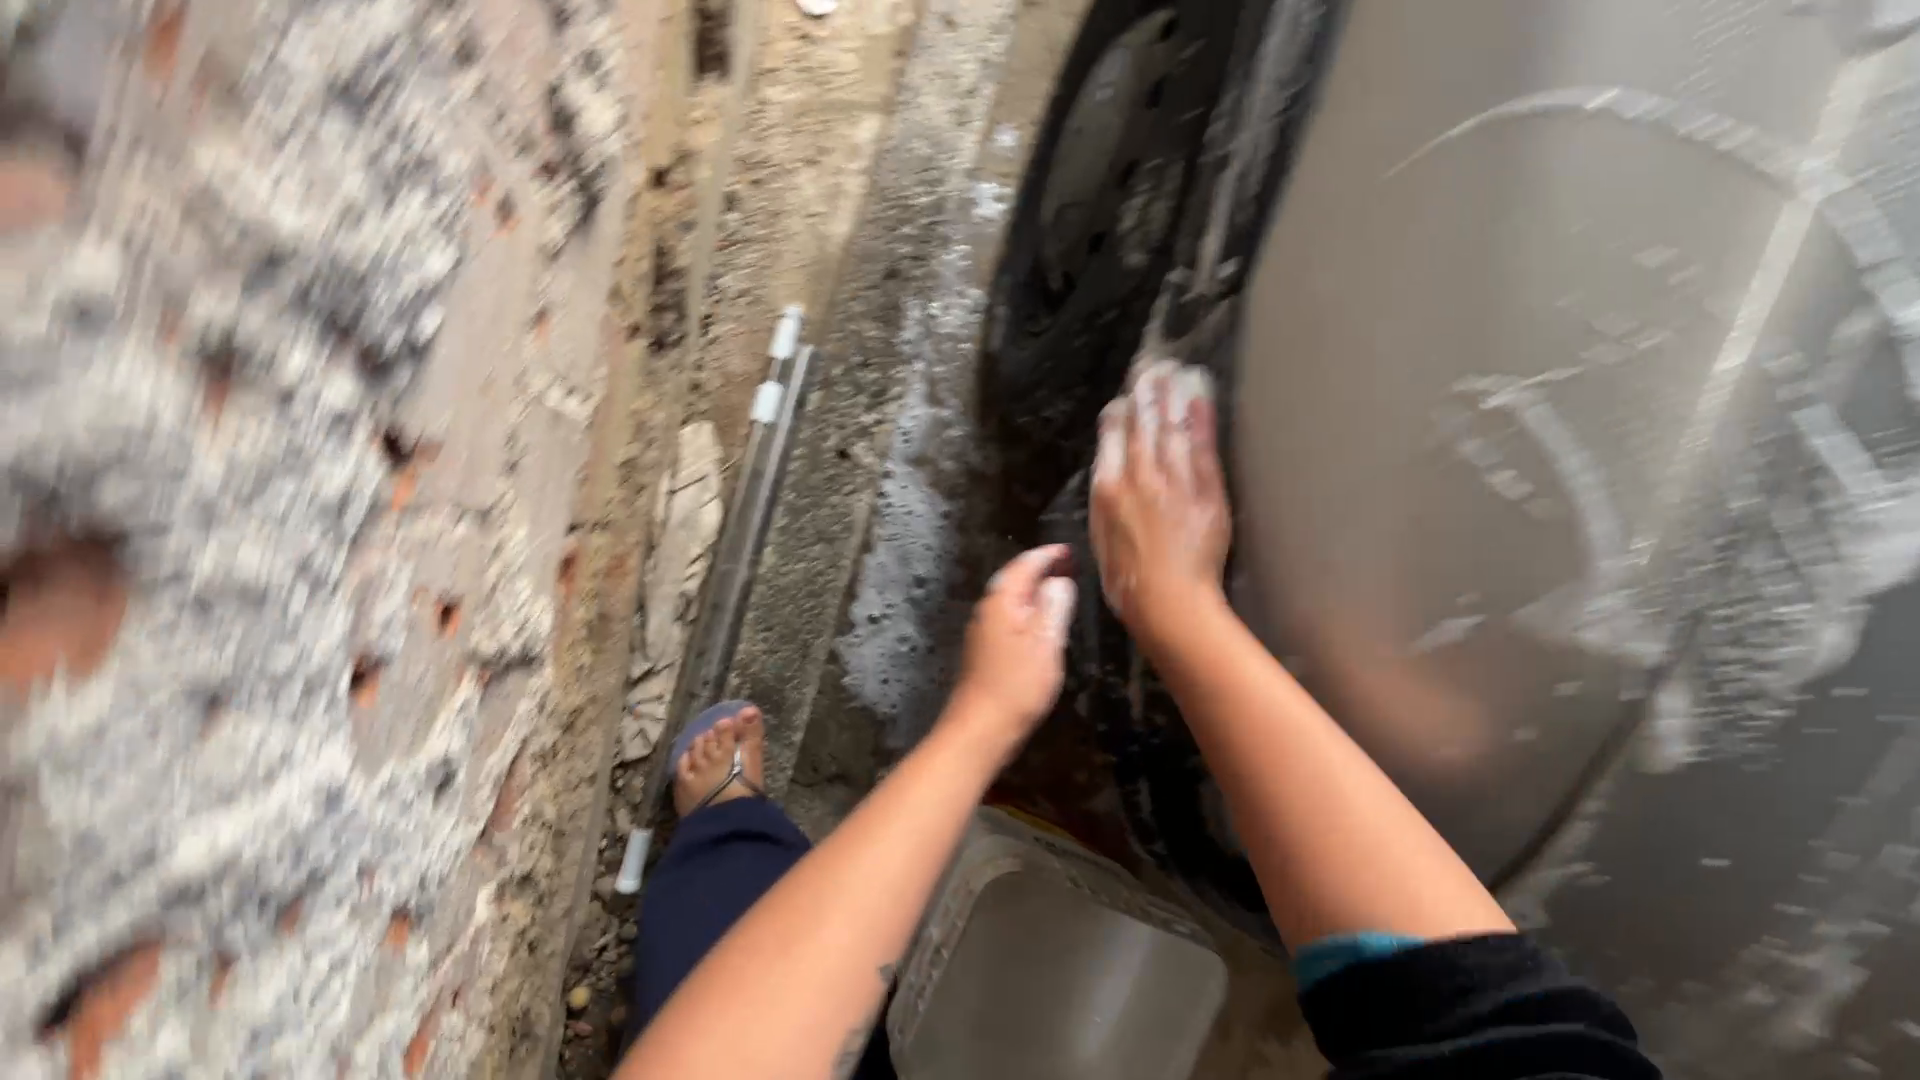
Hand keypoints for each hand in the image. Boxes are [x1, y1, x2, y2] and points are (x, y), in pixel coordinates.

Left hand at [948, 545, 1077, 751]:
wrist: (981, 728)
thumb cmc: (1017, 685)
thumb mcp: (1045, 643)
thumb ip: (1054, 607)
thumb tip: (1059, 580)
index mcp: (1001, 602)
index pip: (1023, 565)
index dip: (1047, 556)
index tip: (1068, 550)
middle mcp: (987, 610)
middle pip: (1014, 580)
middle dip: (1041, 570)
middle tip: (1069, 565)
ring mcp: (984, 631)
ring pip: (1012, 600)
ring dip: (1035, 591)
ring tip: (1061, 589)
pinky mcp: (986, 651)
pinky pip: (1010, 618)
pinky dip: (1028, 612)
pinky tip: (1042, 623)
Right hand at [1089, 359, 1231, 635]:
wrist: (1167, 601)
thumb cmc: (1129, 582)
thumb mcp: (1101, 538)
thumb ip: (1107, 501)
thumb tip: (1110, 475)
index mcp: (1107, 488)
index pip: (1111, 435)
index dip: (1119, 412)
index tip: (1126, 398)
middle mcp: (1137, 476)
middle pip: (1141, 422)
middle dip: (1146, 390)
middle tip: (1153, 364)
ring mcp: (1173, 480)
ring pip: (1171, 426)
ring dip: (1172, 393)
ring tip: (1175, 368)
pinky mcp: (1204, 490)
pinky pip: (1202, 445)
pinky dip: (1200, 416)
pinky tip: (1200, 393)